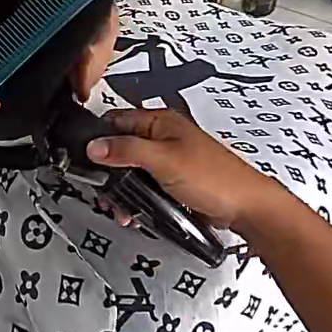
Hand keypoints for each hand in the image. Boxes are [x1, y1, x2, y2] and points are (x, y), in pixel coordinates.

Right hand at [88, 109, 288, 230]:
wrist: (245, 207)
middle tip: (103, 189)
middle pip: (122, 147)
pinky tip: (136, 212)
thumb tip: (96, 146)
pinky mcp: (174, 182)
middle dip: (109, 171)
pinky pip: (146, 186)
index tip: (86, 156)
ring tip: (121, 206)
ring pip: (132, 170)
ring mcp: (170, 160)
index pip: (118, 119)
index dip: (99, 136)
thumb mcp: (163, 161)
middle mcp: (165, 137)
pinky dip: (138, 199)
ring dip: (123, 190)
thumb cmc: (216, 178)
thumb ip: (127, 150)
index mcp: (162, 122)